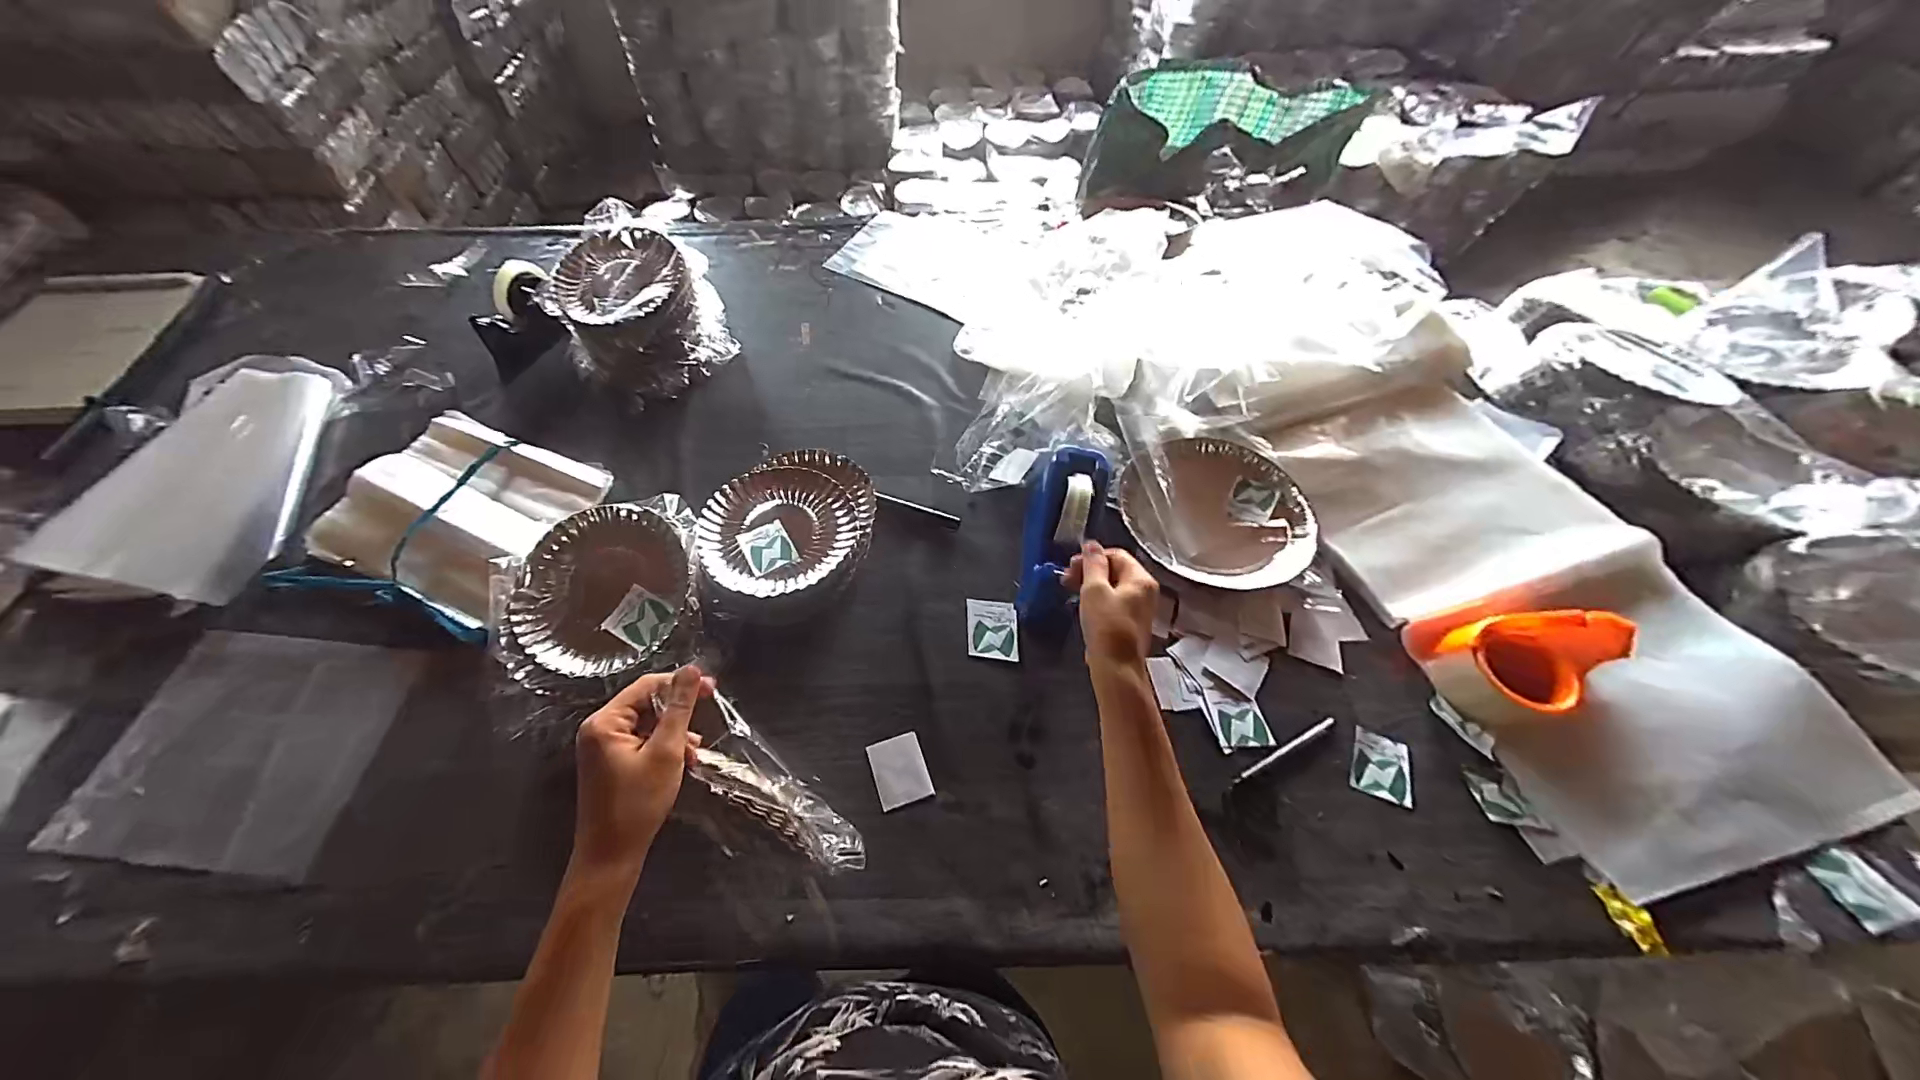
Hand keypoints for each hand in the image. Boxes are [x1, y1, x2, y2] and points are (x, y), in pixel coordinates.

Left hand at [572, 665, 713, 878]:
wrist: (611, 855)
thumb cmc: (638, 803)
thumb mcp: (666, 751)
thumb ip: (679, 708)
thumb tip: (692, 670)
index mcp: (605, 722)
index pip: (647, 686)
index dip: (680, 683)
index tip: (713, 689)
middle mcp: (599, 729)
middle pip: (647, 704)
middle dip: (678, 715)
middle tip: (705, 723)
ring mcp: (603, 747)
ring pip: (648, 724)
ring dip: (675, 733)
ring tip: (694, 752)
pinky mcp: (611, 762)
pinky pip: (642, 741)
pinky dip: (664, 747)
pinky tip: (682, 761)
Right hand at [1065, 541, 1158, 670]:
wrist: (1116, 667)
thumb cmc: (1106, 627)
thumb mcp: (1094, 589)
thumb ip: (1093, 564)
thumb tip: (1091, 545)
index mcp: (1140, 579)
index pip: (1116, 554)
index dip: (1092, 557)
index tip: (1072, 566)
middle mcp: (1145, 592)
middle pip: (1116, 570)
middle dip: (1090, 571)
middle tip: (1068, 578)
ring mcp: (1140, 608)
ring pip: (1114, 586)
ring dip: (1092, 585)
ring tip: (1073, 592)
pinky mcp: (1131, 623)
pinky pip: (1115, 602)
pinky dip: (1099, 600)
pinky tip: (1084, 607)